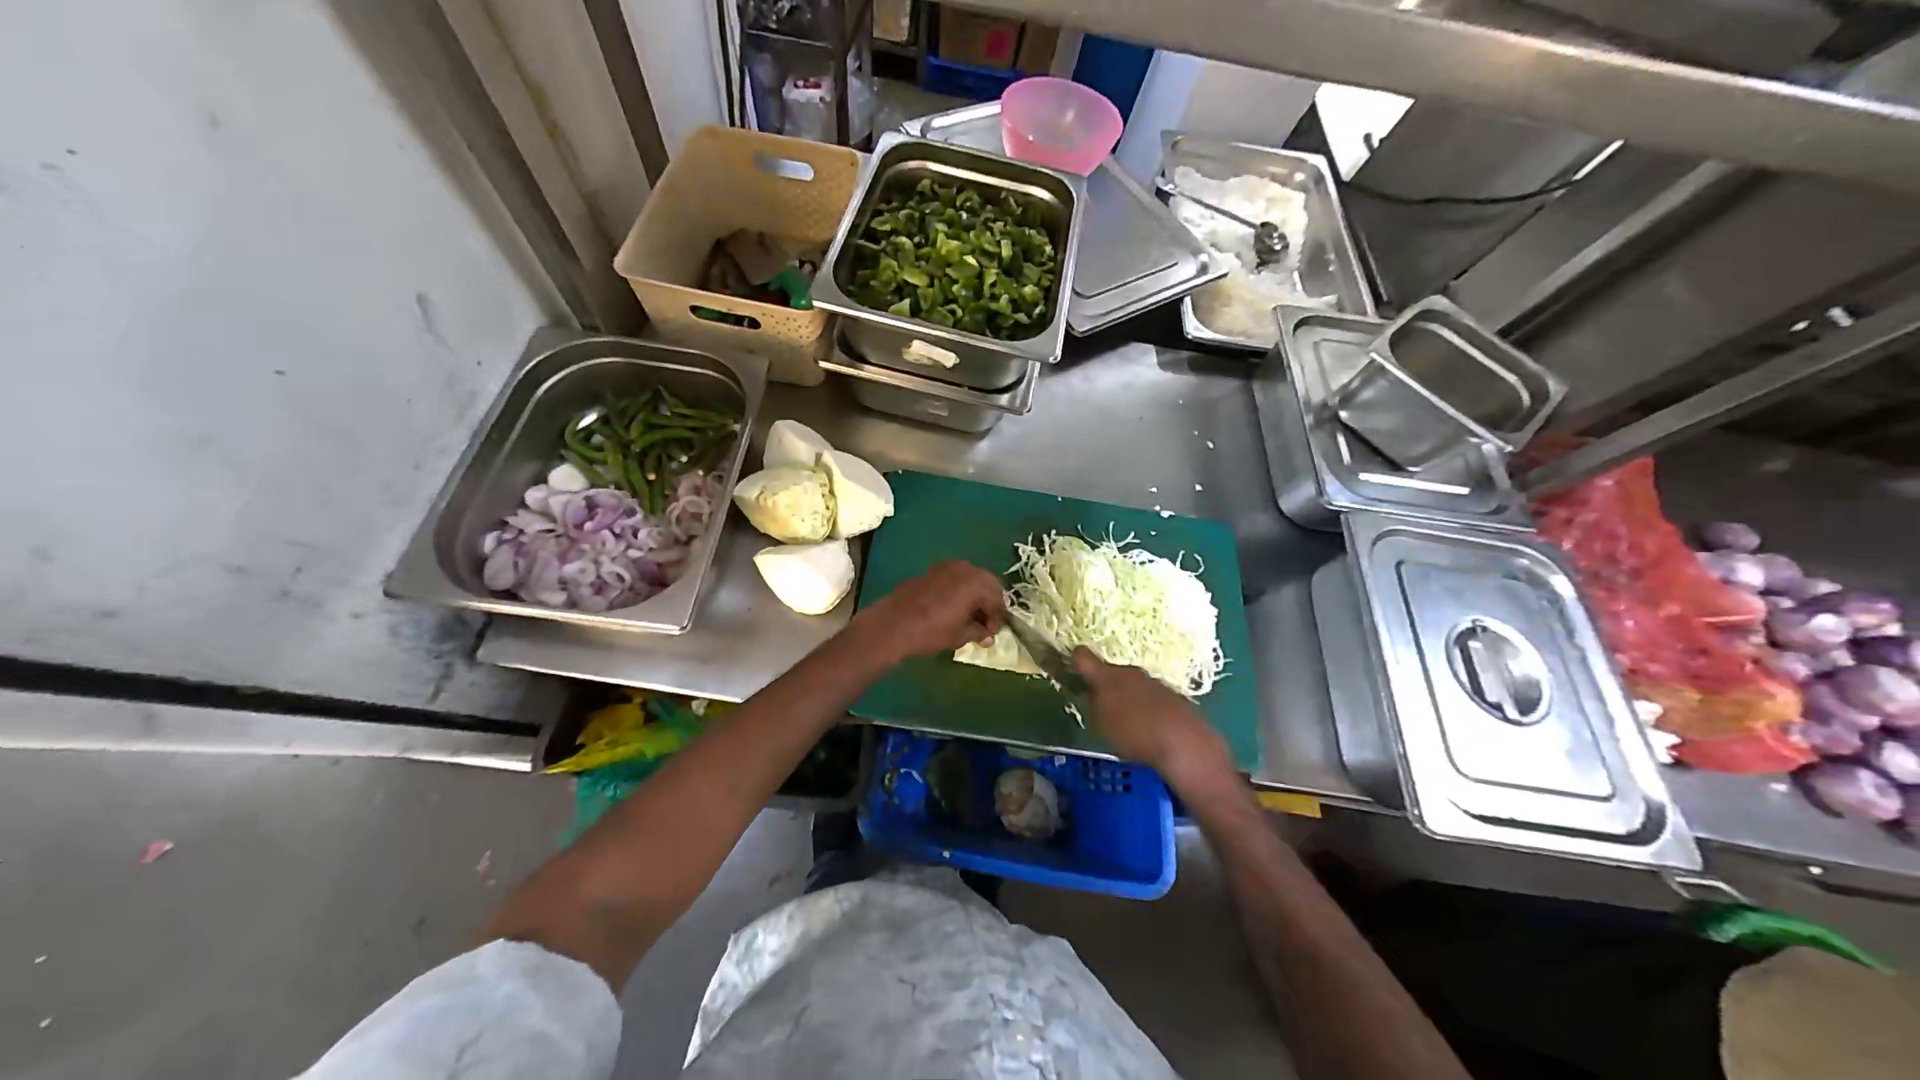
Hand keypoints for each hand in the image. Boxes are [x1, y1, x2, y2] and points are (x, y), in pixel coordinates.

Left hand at [850, 560, 1005, 664]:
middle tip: (984, 623)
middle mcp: (966, 569)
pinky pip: (954, 577)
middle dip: (988, 602)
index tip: (991, 633)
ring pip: (971, 578)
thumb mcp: (959, 635)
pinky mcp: (932, 570)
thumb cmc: (931, 631)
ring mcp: (947, 566)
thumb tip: (987, 635)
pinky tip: (953, 606)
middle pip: (987, 584)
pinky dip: (959, 589)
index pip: (997, 600)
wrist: (893, 623)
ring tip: (969, 615)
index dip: (997, 618)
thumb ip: (978, 632)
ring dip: (974, 594)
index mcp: (977, 583)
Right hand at [1074, 649, 1236, 794]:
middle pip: (1111, 672)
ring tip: (1124, 722)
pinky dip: (1146, 708)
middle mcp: (1133, 673)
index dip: (1074, 661)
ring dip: (1126, 697)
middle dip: (1103, 685)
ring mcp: (1157, 684)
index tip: (1067, 669)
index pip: (1084, 658)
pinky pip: (1152, 699)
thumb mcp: (1101, 724)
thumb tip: (1087, 693)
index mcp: (1109, 676)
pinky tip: (1149, 730)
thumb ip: (1091, 705)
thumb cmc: (1135, 733)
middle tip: (1097, 706)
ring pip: (1133, 685)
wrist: (1186, 745)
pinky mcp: (1176, 699)